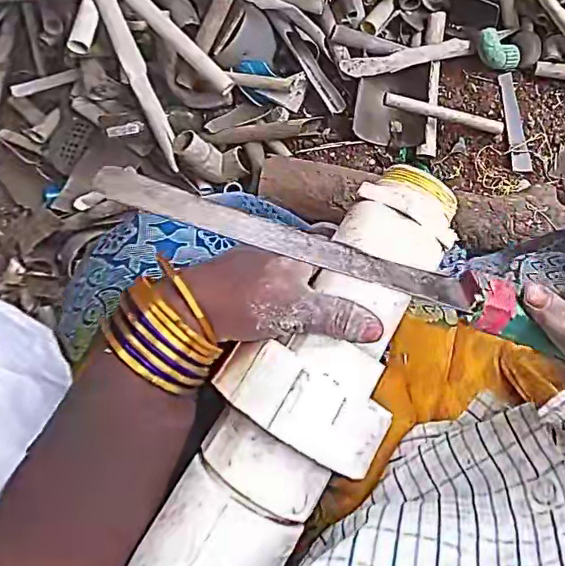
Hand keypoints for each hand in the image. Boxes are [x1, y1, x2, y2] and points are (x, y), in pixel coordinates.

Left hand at [174, 247, 382, 343]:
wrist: (192, 307)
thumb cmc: (241, 299)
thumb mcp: (296, 311)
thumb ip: (334, 316)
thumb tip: (372, 326)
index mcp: (298, 249)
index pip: (334, 239)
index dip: (350, 252)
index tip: (363, 269)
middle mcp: (278, 247)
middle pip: (313, 254)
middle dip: (328, 270)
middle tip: (342, 293)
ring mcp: (257, 259)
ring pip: (291, 267)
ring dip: (303, 282)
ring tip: (315, 307)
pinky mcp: (240, 275)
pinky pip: (271, 279)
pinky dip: (280, 291)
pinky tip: (281, 310)